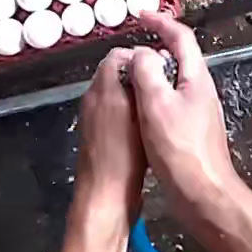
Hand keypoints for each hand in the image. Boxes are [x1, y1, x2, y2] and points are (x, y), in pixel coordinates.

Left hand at [75, 47, 145, 225]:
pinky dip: (126, 111)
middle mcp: (92, 97)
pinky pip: (112, 110)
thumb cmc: (125, 156)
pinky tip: (144, 126)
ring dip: (132, 94)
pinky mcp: (95, 134)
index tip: (159, 68)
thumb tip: (146, 63)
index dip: (141, 58)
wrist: (105, 196)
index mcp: (102, 87)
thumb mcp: (140, 113)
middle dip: (137, 75)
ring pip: (114, 92)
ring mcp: (91, 116)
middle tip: (159, 87)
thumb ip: (140, 83)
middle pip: (115, 71)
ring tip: (155, 106)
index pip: (118, 55)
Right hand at [126, 13, 244, 231]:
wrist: (204, 194)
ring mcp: (197, 110)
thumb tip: (141, 53)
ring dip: (152, 70)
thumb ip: (147, 71)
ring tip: (129, 73)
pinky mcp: (190, 129)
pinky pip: (169, 99)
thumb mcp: (157, 104)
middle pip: (178, 56)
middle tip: (131, 46)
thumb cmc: (180, 149)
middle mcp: (200, 89)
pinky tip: (138, 106)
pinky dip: (152, 93)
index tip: (140, 16)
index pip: (180, 37)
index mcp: (195, 78)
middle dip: (155, 45)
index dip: (160, 22)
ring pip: (173, 79)